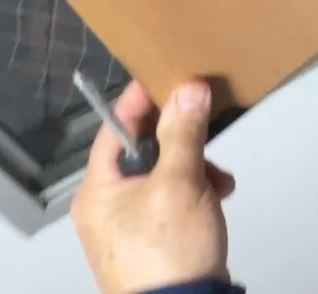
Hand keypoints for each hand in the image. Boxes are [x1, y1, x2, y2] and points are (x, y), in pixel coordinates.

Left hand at [72, 80, 235, 293]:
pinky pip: (175, 190)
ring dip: (197, 163)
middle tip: (209, 127)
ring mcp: (130, 220)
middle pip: (144, 146)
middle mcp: (107, 203)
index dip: (141, 98)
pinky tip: (219, 193)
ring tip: (219, 178)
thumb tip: (189, 87)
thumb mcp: (180, 182)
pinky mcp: (154, 231)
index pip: (114, 128)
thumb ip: (184, 132)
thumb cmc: (168, 245)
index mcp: (98, 191)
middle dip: (183, 136)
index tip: (171, 73)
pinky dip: (198, 184)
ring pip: (165, 167)